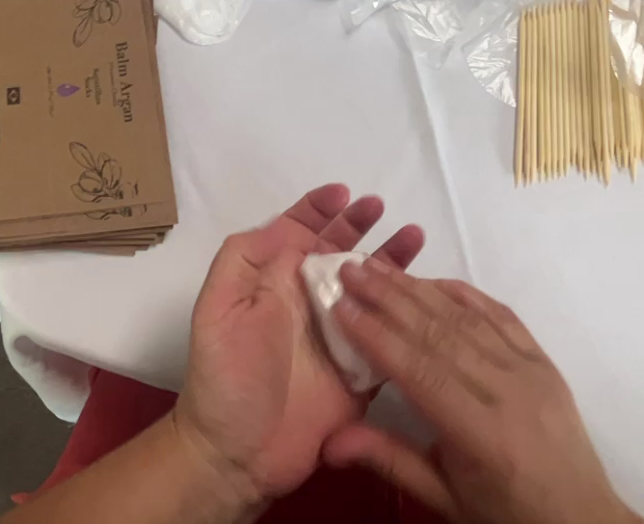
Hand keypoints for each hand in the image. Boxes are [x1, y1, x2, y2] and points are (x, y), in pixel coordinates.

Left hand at [172, 184, 424, 505]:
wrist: (238, 452)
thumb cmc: (224, 374)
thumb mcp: (218, 305)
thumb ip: (246, 256)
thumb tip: (287, 222)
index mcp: (273, 280)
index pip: (298, 230)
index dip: (318, 208)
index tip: (343, 191)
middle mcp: (306, 299)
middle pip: (338, 250)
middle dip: (358, 224)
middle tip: (381, 206)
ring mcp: (336, 333)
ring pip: (368, 286)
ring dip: (389, 259)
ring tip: (414, 235)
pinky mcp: (361, 371)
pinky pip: (388, 333)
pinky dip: (406, 311)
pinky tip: (424, 293)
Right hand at [323, 260, 642, 523]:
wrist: (583, 522)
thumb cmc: (505, 514)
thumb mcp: (445, 499)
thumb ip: (389, 459)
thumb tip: (328, 442)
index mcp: (484, 437)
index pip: (421, 372)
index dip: (377, 336)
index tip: (340, 305)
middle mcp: (510, 394)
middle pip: (439, 333)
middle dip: (387, 297)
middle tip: (348, 269)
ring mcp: (531, 371)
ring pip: (464, 317)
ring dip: (415, 287)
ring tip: (377, 266)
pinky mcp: (543, 359)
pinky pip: (498, 313)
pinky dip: (460, 291)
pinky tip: (429, 278)